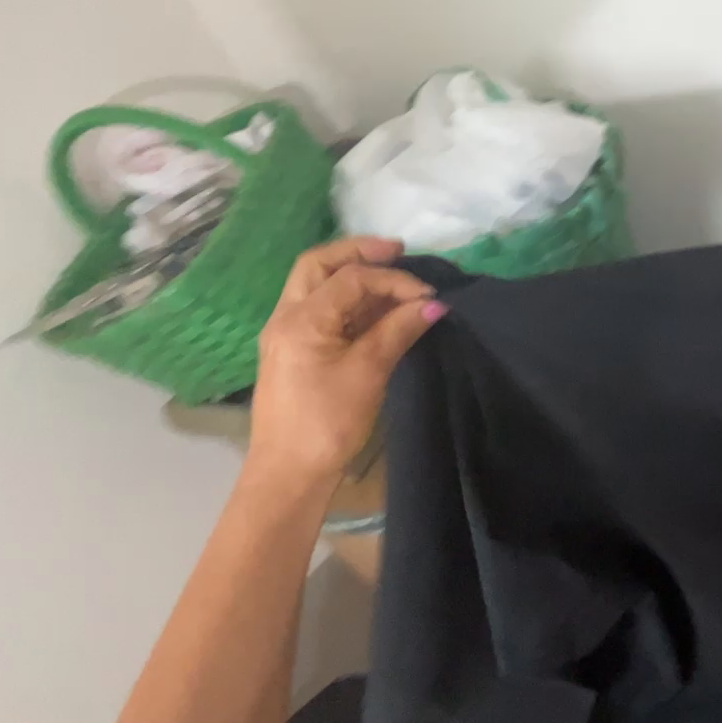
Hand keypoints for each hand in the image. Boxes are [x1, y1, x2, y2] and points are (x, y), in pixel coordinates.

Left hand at [246, 236, 444, 487]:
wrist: (290, 470)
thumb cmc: (328, 420)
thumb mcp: (369, 371)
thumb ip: (399, 330)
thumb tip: (434, 303)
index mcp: (301, 319)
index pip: (352, 278)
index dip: (395, 280)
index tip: (430, 296)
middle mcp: (287, 316)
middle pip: (320, 265)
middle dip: (360, 253)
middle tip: (399, 252)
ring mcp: (289, 333)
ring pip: (318, 284)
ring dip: (356, 275)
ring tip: (396, 280)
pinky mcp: (298, 349)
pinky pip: (324, 309)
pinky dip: (353, 300)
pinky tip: (381, 309)